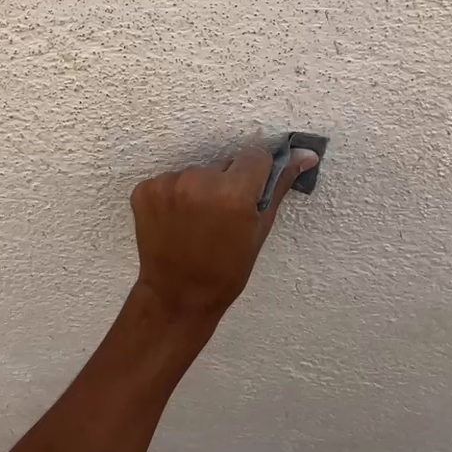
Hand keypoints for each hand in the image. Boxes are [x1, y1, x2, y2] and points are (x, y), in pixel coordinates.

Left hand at [128, 144, 320, 321]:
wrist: (178, 296)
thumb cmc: (226, 270)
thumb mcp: (259, 229)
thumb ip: (279, 186)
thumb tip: (306, 155)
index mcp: (233, 193)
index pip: (255, 155)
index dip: (256, 174)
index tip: (251, 192)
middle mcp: (198, 182)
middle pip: (223, 163)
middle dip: (227, 182)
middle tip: (223, 215)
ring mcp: (168, 184)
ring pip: (196, 171)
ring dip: (199, 188)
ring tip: (198, 221)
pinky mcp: (145, 189)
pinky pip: (169, 180)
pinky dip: (174, 195)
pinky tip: (177, 221)